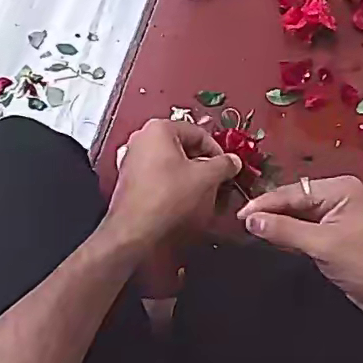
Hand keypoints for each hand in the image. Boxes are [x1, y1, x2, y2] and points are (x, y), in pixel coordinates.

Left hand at [102, 119, 241, 254]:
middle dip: (203, 164)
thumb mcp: (206, 178)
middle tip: (216, 179)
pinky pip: (159, 176)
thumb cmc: (165, 200)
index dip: (217, 150)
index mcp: (159, 129)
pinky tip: (183, 201)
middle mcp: (142, 140)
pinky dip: (174, 185)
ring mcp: (133, 160)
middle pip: (184, 147)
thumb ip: (224, 164)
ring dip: (189, 176)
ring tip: (201, 193)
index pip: (198, 133)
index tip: (226, 165)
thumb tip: (231, 161)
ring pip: (172, 163)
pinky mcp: (130, 181)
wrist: (135, 232)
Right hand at [238, 175, 362, 323]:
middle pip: (294, 199)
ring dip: (276, 221)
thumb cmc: (362, 265)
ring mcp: (334, 210)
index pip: (295, 191)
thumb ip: (284, 230)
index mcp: (341, 188)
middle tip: (242, 221)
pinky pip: (302, 224)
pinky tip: (269, 234)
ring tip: (250, 227)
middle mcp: (337, 193)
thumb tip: (250, 220)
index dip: (267, 203)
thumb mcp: (322, 245)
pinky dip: (286, 230)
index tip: (241, 214)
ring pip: (296, 212)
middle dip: (270, 210)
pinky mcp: (330, 228)